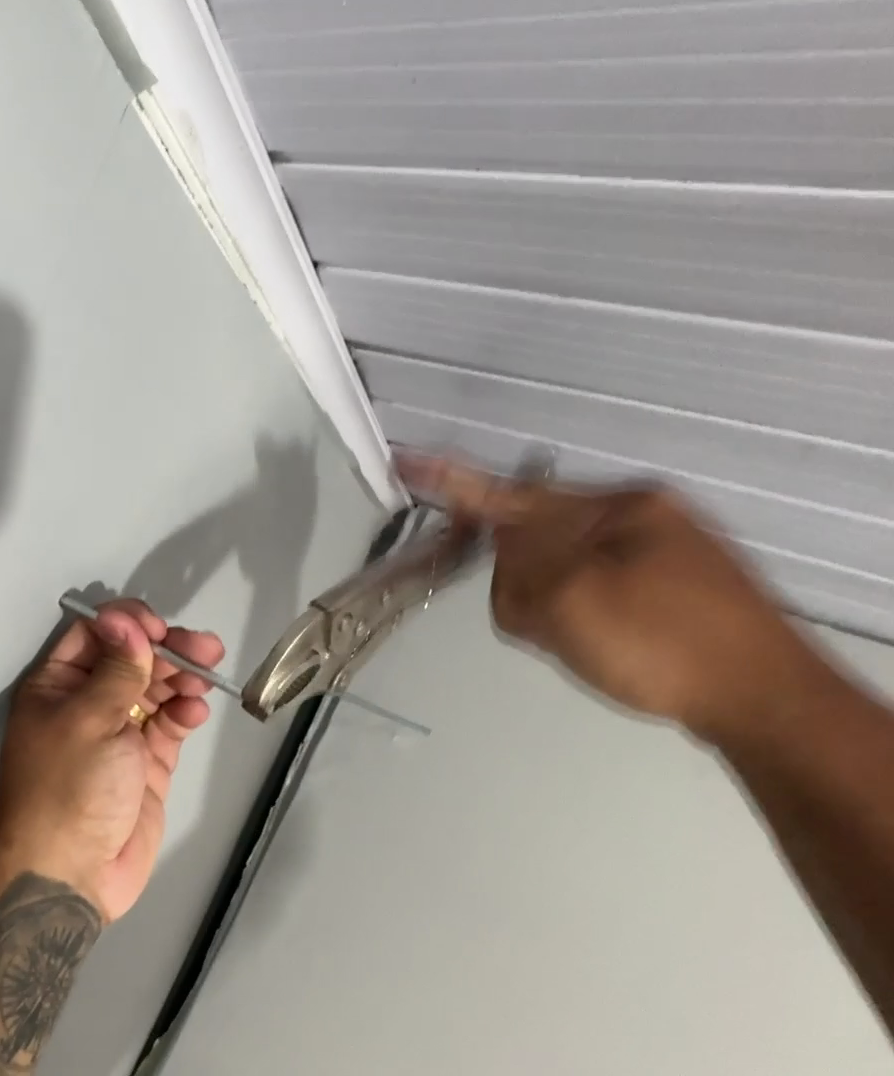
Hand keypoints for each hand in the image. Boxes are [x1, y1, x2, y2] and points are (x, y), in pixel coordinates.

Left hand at [0, 598, 224, 921]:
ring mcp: (116, 733)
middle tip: (204, 648)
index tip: (158, 627)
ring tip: (206, 675)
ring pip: (153, 690)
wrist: (69, 873)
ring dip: (180, 678)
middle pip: (129, 659)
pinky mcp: (143, 763)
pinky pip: (166, 726)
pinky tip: (194, 711)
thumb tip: (125, 621)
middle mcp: (84, 702)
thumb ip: (117, 671)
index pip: (93, 635)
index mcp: (56, 685)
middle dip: (166, 649)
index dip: (126, 625)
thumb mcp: (90, 720)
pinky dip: (182, 714)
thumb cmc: (68, 787)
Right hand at [399, 455, 839, 741]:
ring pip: (550, 576)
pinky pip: (580, 598)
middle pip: (529, 541)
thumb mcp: (569, 596)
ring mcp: (652, 558)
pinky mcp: (659, 595)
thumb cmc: (662, 643)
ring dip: (547, 610)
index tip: (403, 462)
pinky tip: (599, 648)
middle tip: (544, 623)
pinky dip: (573, 623)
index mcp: (616, 508)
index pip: (509, 493)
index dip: (450, 483)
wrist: (766, 708)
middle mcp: (634, 521)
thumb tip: (497, 538)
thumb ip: (515, 559)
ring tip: (581, 643)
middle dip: (519, 582)